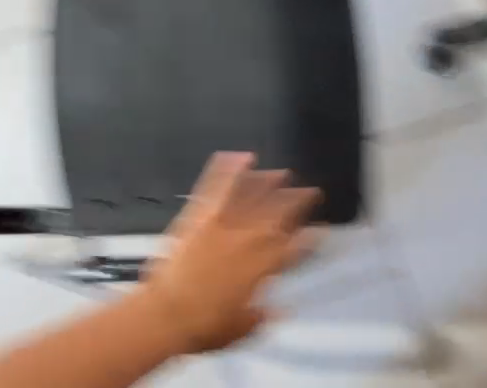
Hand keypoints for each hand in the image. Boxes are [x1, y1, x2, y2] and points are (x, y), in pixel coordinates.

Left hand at [137, 152, 320, 352]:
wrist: (166, 313)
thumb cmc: (203, 327)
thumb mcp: (240, 330)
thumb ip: (262, 317)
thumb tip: (280, 311)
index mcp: (262, 270)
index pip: (293, 250)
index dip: (310, 239)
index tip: (320, 229)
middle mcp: (248, 241)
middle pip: (279, 215)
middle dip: (298, 202)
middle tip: (311, 191)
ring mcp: (224, 224)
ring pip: (253, 196)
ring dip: (269, 182)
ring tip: (282, 173)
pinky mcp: (200, 214)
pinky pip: (217, 185)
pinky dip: (230, 168)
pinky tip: (241, 156)